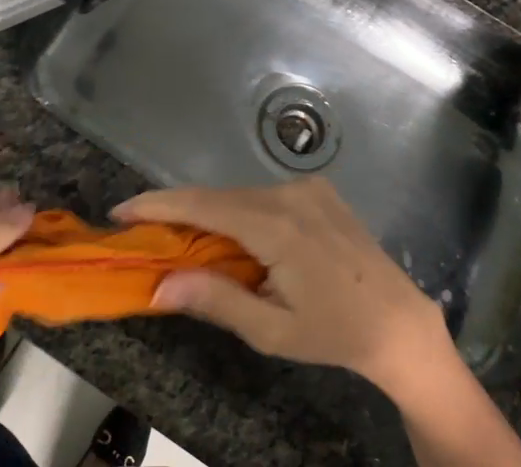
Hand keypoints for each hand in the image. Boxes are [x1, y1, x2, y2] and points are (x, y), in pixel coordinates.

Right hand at [112, 178, 448, 394]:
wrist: (399, 321)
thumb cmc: (334, 332)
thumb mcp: (271, 329)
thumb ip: (215, 300)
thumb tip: (159, 286)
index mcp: (278, 226)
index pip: (204, 206)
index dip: (158, 205)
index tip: (121, 211)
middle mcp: (291, 194)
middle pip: (220, 198)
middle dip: (180, 213)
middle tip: (146, 236)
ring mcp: (310, 187)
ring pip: (243, 195)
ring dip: (214, 215)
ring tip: (188, 245)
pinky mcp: (321, 190)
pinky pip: (266, 196)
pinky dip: (242, 212)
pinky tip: (236, 240)